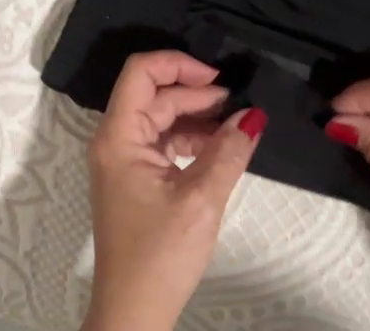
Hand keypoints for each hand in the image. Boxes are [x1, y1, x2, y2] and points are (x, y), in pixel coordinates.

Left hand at [81, 51, 265, 330]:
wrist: (134, 313)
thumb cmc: (160, 255)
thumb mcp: (201, 200)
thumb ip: (228, 153)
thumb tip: (254, 116)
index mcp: (118, 136)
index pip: (141, 73)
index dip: (178, 64)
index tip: (217, 76)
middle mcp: (116, 140)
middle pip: (154, 94)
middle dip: (196, 92)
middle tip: (239, 101)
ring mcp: (125, 159)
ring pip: (161, 117)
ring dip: (197, 116)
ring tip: (237, 124)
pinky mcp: (137, 178)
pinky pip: (164, 141)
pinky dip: (192, 139)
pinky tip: (222, 147)